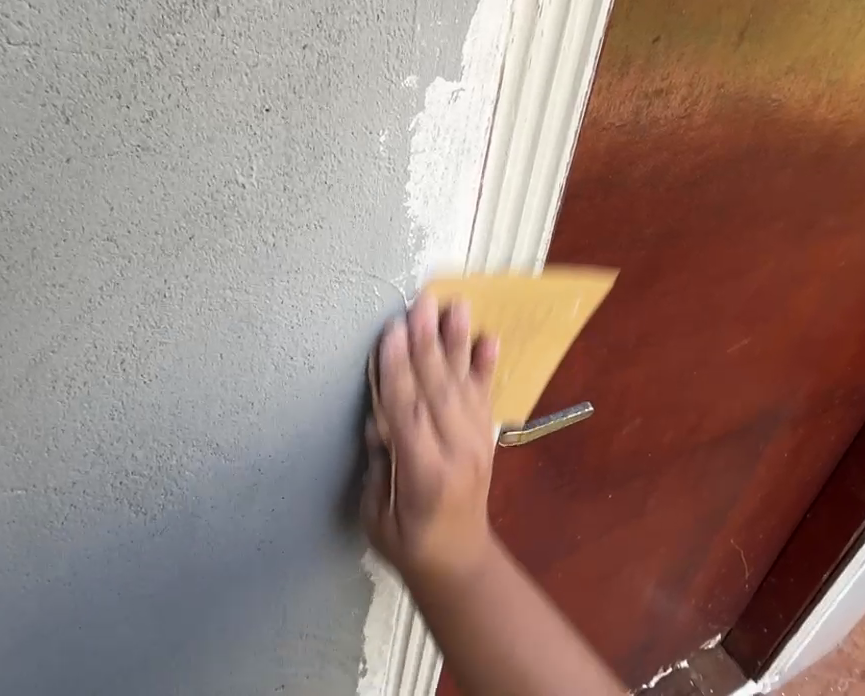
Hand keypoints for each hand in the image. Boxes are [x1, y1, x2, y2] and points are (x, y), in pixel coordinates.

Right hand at [361, 292, 499, 587]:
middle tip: (421, 303)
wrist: (460, 560)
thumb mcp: (376, 513)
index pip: (407, 411)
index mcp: (424, 474)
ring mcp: (476, 444)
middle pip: (438, 389)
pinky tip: (488, 339)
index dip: (398, 369)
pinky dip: (486, 366)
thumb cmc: (407, 541)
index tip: (392, 331)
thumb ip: (379, 463)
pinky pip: (484, 396)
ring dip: (457, 343)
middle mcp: (456, 453)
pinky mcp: (485, 438)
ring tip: (456, 307)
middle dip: (428, 343)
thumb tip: (382, 418)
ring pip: (463, 386)